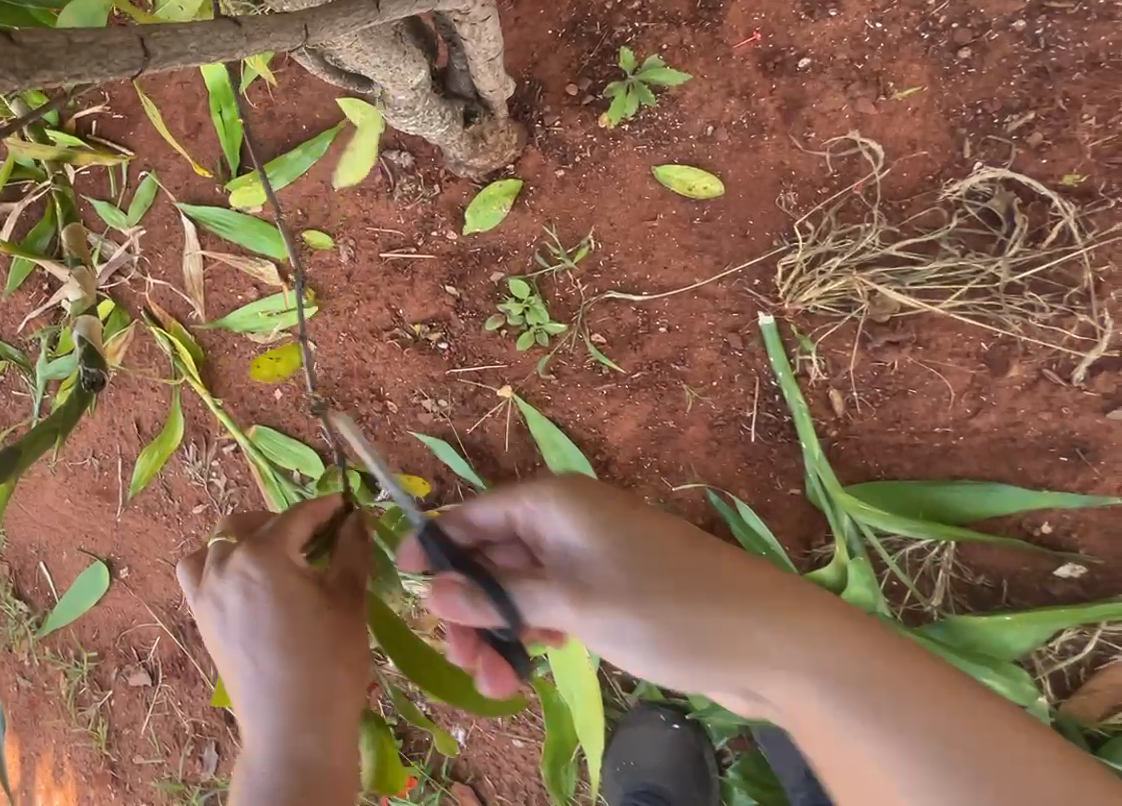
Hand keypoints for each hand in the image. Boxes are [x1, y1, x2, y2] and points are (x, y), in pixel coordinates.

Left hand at [176, 496, 373, 764]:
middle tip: (318, 538)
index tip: (345, 505)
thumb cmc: (330, 665)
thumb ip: (351, 549)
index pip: (296, 516)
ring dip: (248, 536)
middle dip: (285, 522)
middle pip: (253, 521)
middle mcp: (225, 562)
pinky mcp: (200, 613)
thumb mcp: (348, 600)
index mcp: (263, 553)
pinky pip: (197, 568)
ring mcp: (206, 588)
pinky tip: (242, 577)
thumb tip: (356, 517)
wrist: (294, 733)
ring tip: (279, 555)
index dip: (324, 508)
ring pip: (221, 540)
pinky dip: (216, 561)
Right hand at [398, 475, 858, 717]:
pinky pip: (548, 603)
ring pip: (516, 586)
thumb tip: (429, 590)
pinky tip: (526, 666)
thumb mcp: (571, 603)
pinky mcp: (605, 590)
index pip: (469, 516)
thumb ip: (496, 597)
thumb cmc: (666, 608)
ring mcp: (584, 556)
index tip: (403, 585)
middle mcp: (560, 521)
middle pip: (489, 556)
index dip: (433, 549)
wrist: (781, 647)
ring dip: (499, 628)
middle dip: (470, 605)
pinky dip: (531, 632)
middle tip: (459, 659)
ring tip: (496, 682)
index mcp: (548, 502)